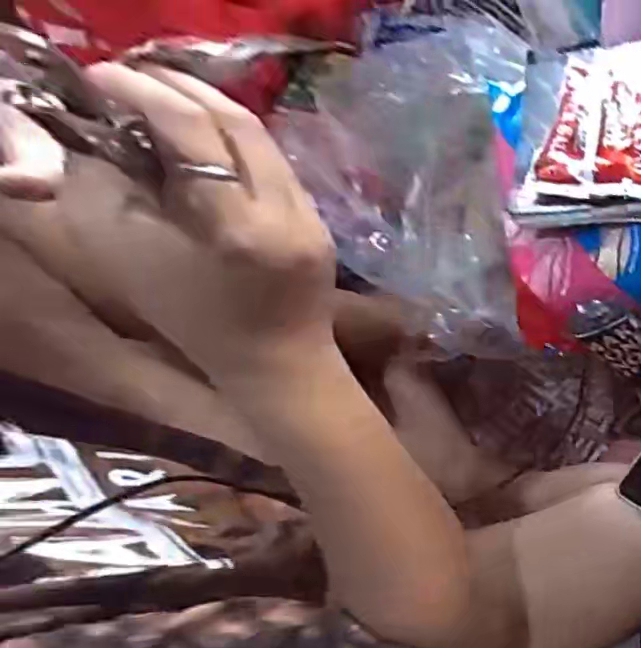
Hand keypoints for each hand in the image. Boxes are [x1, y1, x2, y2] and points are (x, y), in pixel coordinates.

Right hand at [0, 65, 335, 380]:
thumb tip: (112, 126)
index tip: (98, 75)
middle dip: (184, 89)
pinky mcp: (323, 230)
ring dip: (215, 113)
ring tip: (162, 98)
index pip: (197, 129)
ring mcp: (315, 223)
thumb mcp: (125, 242)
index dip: (142, 89)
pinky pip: (283, 171)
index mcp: (242, 224)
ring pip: (270, 147)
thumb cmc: (195, 313)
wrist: (280, 361)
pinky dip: (241, 145)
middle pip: (245, 127)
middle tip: (130, 74)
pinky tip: (204, 140)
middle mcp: (291, 217)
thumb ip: (115, 176)